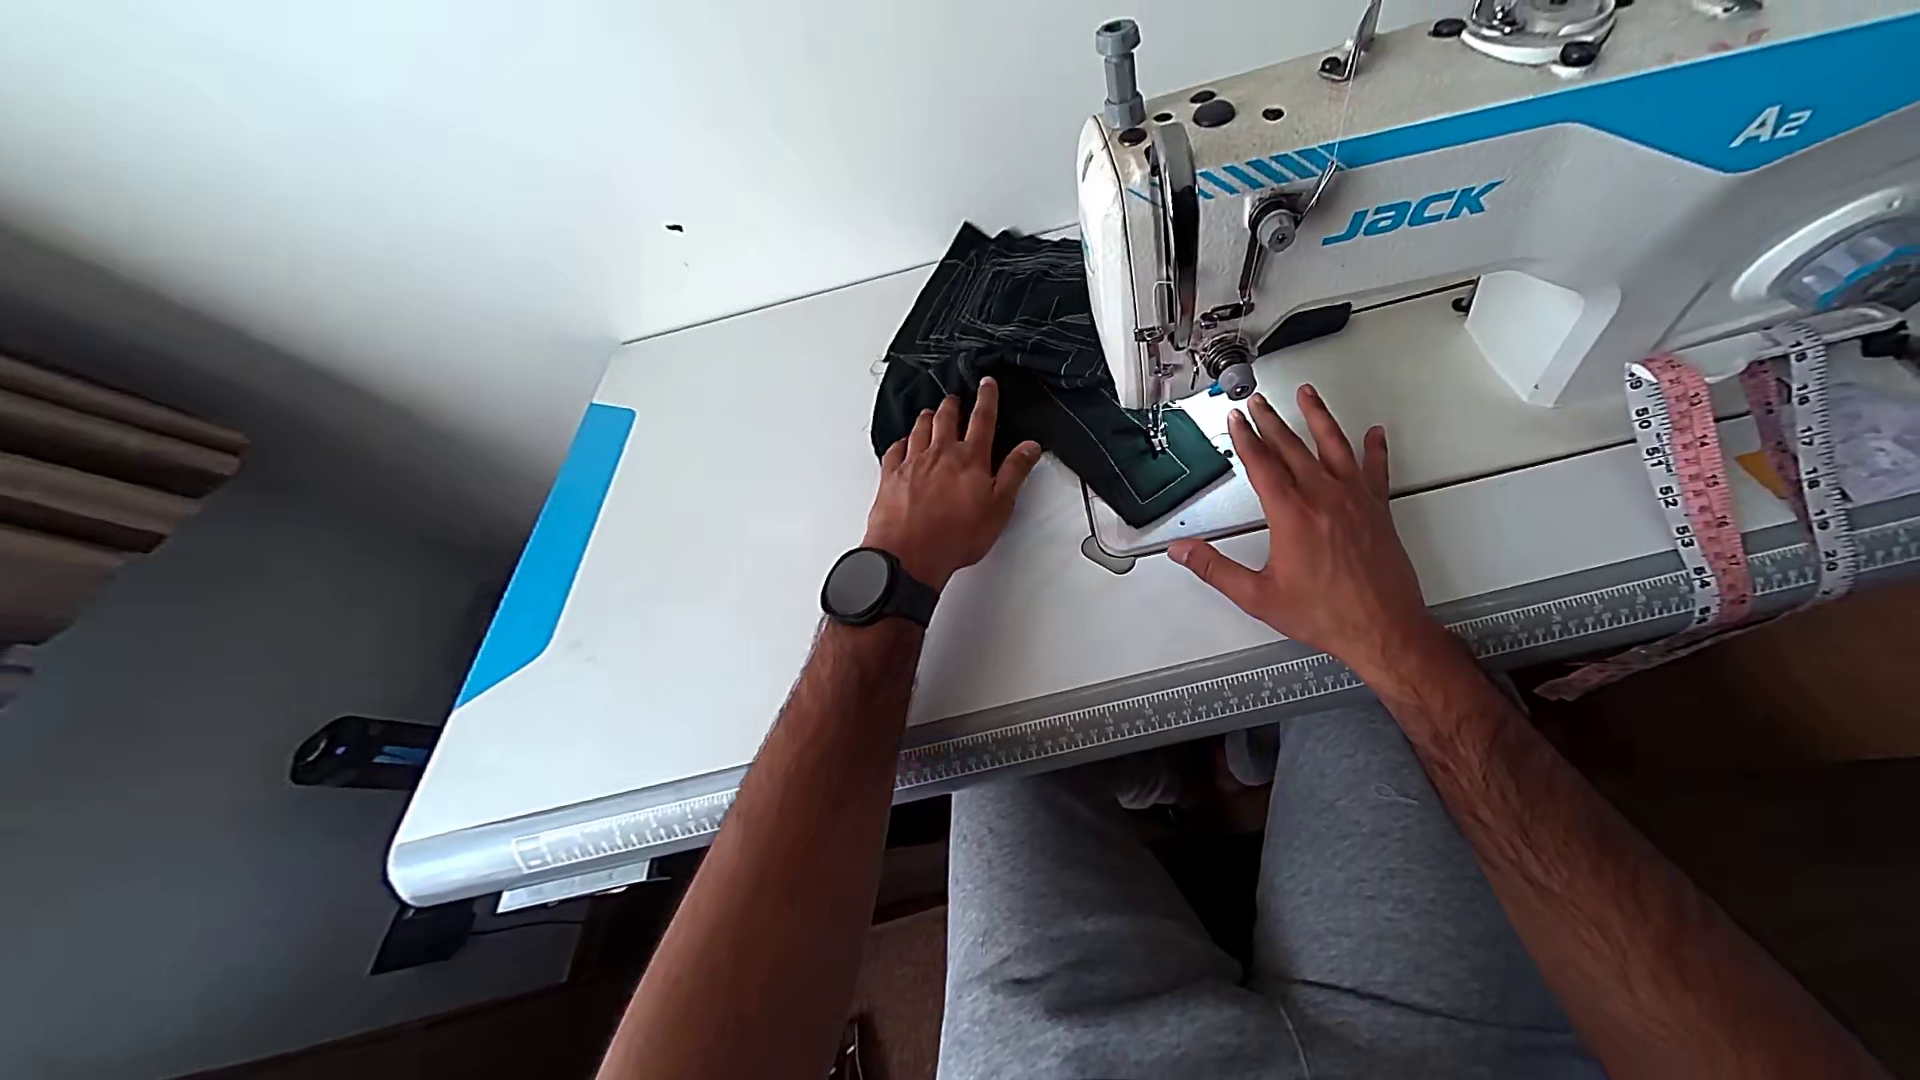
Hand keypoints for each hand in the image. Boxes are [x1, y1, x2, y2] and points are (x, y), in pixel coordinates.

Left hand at [864, 377, 1043, 589]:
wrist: (907, 554)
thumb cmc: (953, 536)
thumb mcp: (998, 507)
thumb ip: (1014, 473)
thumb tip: (1029, 448)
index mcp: (969, 459)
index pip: (982, 419)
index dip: (987, 399)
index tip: (987, 385)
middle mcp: (939, 454)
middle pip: (946, 419)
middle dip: (953, 405)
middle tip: (956, 398)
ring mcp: (912, 464)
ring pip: (919, 429)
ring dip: (926, 417)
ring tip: (930, 412)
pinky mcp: (890, 477)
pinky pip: (894, 450)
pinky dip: (900, 442)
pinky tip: (902, 443)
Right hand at [1168, 385, 1442, 679]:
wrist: (1382, 628)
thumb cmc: (1327, 613)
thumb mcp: (1256, 595)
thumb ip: (1214, 569)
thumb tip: (1183, 551)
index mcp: (1292, 515)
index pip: (1262, 465)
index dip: (1245, 439)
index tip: (1236, 420)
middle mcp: (1325, 499)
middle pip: (1292, 447)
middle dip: (1270, 420)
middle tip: (1258, 402)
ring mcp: (1355, 500)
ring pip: (1334, 446)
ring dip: (1318, 417)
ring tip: (1308, 396)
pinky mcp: (1377, 510)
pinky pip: (1375, 469)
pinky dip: (1374, 448)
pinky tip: (1374, 434)